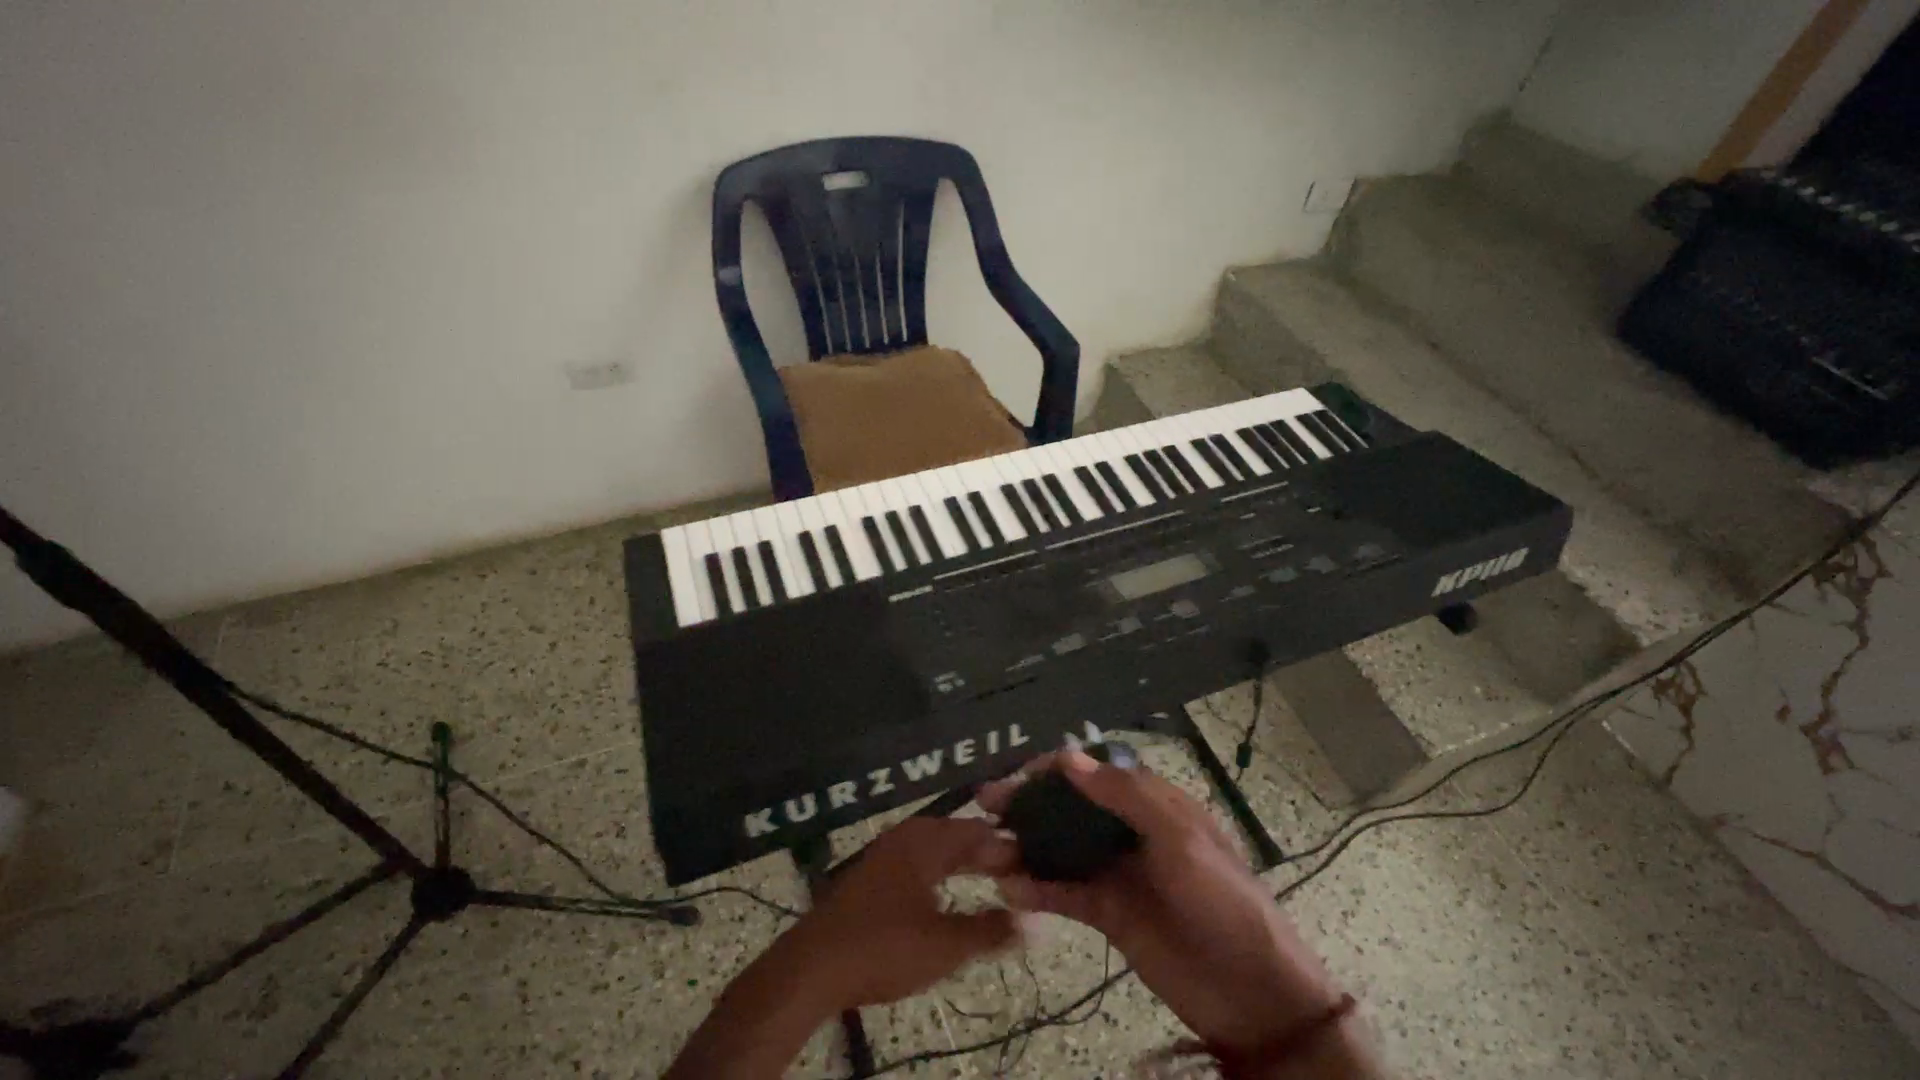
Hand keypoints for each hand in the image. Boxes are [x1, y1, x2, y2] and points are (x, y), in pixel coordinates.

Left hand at [774, 816, 1020, 1010]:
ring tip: (993, 880)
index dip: (1009, 848)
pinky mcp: (870, 878)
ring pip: (935, 850)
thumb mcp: (945, 945)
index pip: (979, 832)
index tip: (1037, 864)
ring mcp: (883, 856)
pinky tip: (947, 894)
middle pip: (957, 837)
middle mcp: (904, 838)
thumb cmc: (883, 948)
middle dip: (988, 853)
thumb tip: (1034, 922)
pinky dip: (941, 873)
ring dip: (964, 863)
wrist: (811, 968)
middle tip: (1021, 873)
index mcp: (925, 842)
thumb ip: (991, 930)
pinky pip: (918, 863)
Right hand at [981, 751, 1345, 1055]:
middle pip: (1072, 808)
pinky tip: (1009, 889)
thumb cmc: (1221, 899)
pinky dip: (1037, 889)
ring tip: (987, 851)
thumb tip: (1068, 756)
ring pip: (1062, 849)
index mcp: (1156, 804)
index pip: (1098, 772)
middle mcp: (1131, 832)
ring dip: (1026, 847)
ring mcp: (1118, 873)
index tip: (1019, 771)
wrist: (1250, 990)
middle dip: (1031, 804)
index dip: (1058, 768)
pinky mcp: (1108, 914)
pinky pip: (1065, 894)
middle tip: (986, 806)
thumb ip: (1124, 795)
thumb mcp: (1180, 837)